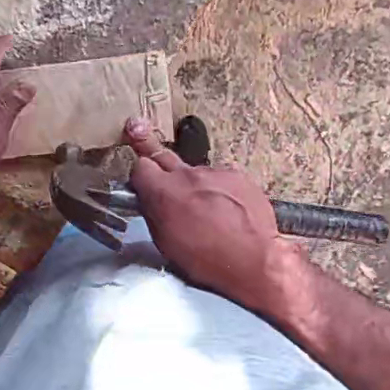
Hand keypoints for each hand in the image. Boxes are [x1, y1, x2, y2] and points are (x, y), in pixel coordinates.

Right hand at [125, 117, 299, 315]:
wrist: (252, 260)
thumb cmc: (205, 259)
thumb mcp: (165, 241)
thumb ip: (154, 212)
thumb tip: (150, 201)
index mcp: (161, 192)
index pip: (141, 165)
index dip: (140, 174)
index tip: (140, 181)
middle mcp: (186, 175)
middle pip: (163, 155)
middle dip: (150, 150)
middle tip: (136, 129)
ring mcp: (215, 173)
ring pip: (197, 173)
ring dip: (196, 185)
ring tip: (206, 211)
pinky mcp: (238, 176)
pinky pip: (222, 179)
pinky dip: (221, 191)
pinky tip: (227, 211)